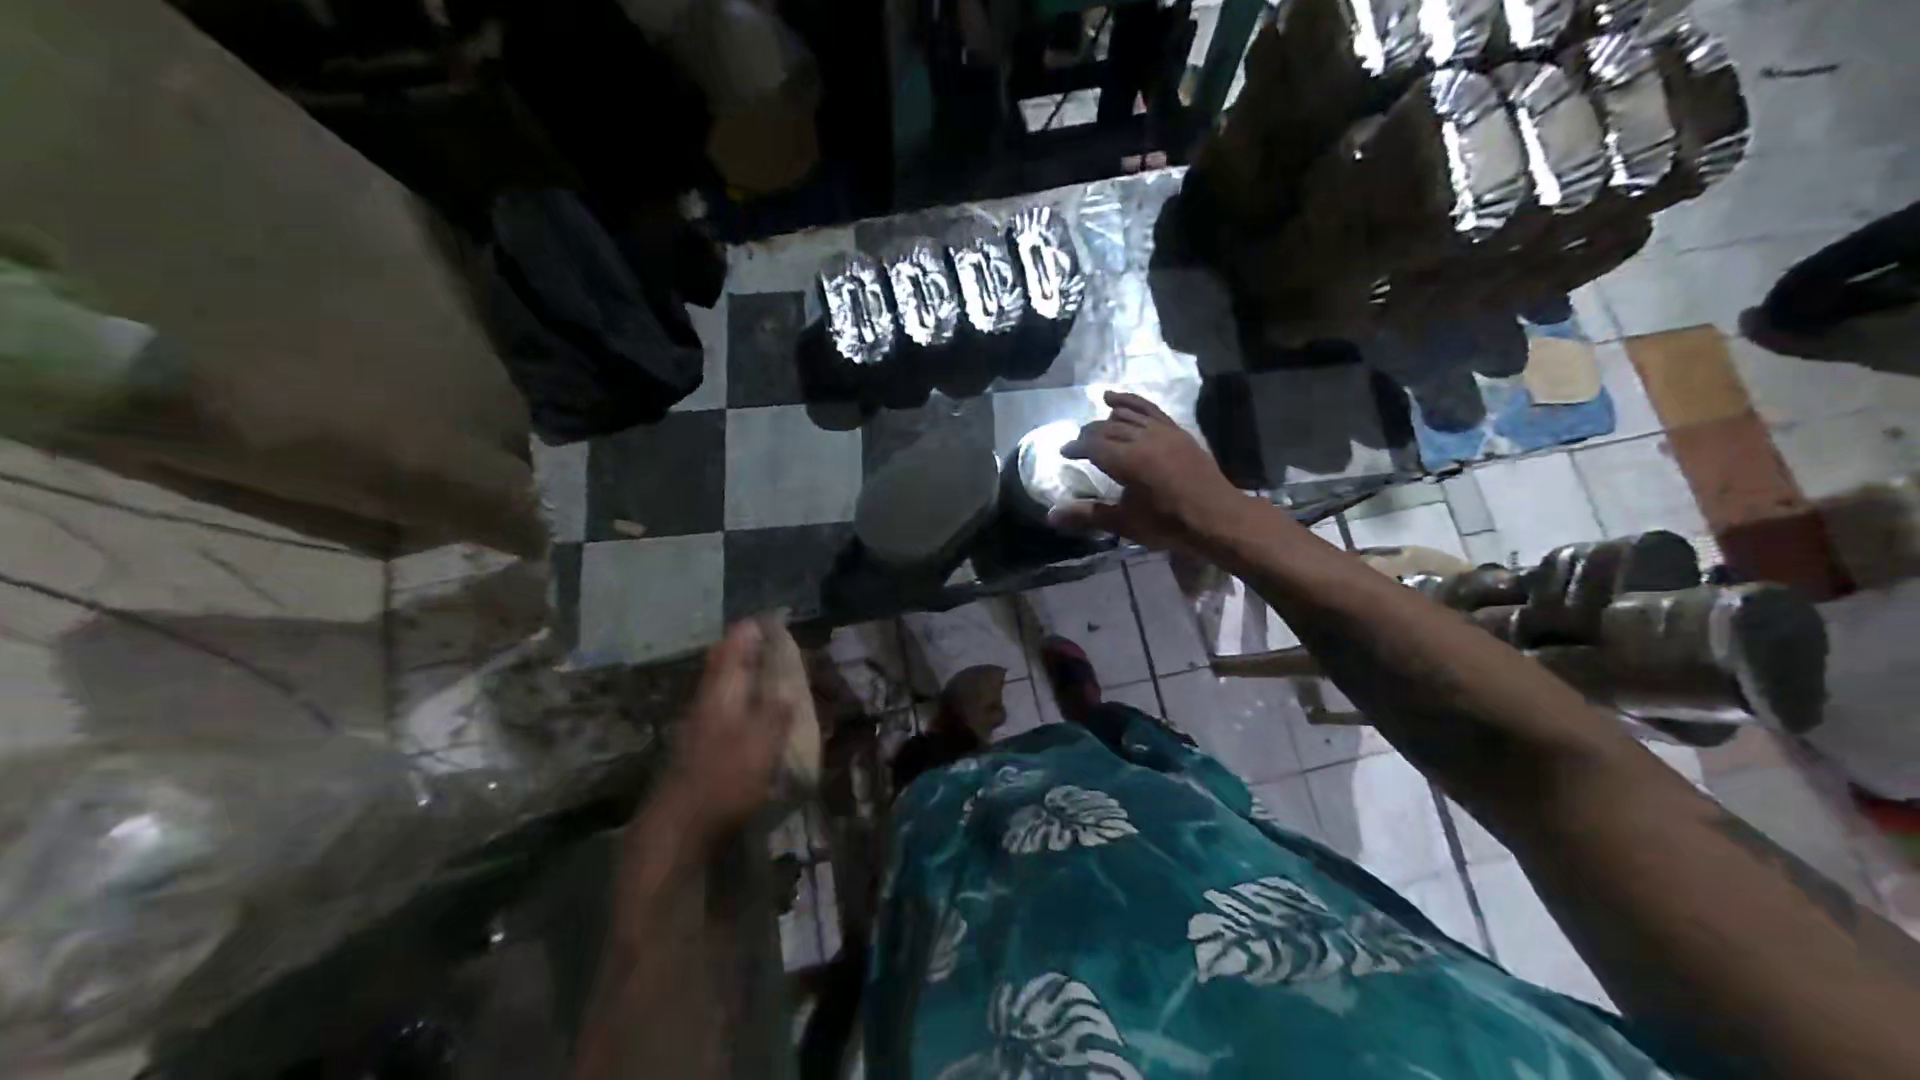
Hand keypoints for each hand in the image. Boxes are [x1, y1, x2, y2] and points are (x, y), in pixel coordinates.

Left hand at [652, 620, 796, 842]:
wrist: (681, 826)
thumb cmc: (725, 778)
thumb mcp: (761, 742)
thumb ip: (777, 712)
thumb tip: (789, 688)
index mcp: (721, 692)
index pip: (732, 647)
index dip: (750, 631)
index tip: (772, 620)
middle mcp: (708, 701)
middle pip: (724, 664)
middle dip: (746, 650)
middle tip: (773, 643)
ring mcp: (702, 725)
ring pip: (724, 687)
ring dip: (745, 674)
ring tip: (772, 673)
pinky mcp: (704, 748)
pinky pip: (727, 709)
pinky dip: (744, 700)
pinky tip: (758, 713)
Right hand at [1050, 391, 1244, 550]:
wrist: (1217, 518)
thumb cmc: (1169, 524)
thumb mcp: (1125, 523)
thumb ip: (1088, 515)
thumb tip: (1051, 516)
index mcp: (1126, 460)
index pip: (1092, 446)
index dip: (1075, 448)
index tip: (1063, 452)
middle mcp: (1142, 439)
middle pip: (1108, 429)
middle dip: (1089, 434)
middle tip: (1078, 443)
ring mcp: (1162, 432)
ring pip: (1128, 416)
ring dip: (1108, 417)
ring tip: (1095, 420)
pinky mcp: (1178, 432)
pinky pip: (1151, 410)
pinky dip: (1133, 402)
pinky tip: (1121, 402)